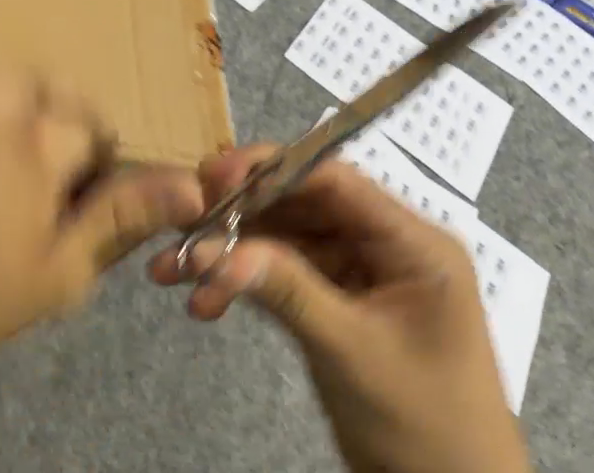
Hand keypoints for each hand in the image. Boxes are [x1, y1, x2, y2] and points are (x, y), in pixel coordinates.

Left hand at [0, 73, 202, 369]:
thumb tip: (191, 185)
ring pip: (3, 89)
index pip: (94, 131)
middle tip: (20, 192)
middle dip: (52, 134)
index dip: (85, 174)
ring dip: (8, 120)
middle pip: (51, 98)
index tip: (58, 209)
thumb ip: (124, 216)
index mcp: (40, 135)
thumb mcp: (57, 272)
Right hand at [150, 145, 530, 472]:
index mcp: (412, 243)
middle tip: (179, 223)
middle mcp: (384, 244)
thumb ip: (285, 289)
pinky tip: (200, 302)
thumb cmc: (423, 423)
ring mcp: (357, 272)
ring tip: (170, 270)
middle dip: (235, 217)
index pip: (332, 180)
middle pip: (297, 205)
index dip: (268, 169)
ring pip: (280, 240)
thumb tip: (210, 248)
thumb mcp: (351, 350)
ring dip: (227, 254)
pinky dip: (240, 285)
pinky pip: (279, 275)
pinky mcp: (334, 301)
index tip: (210, 179)